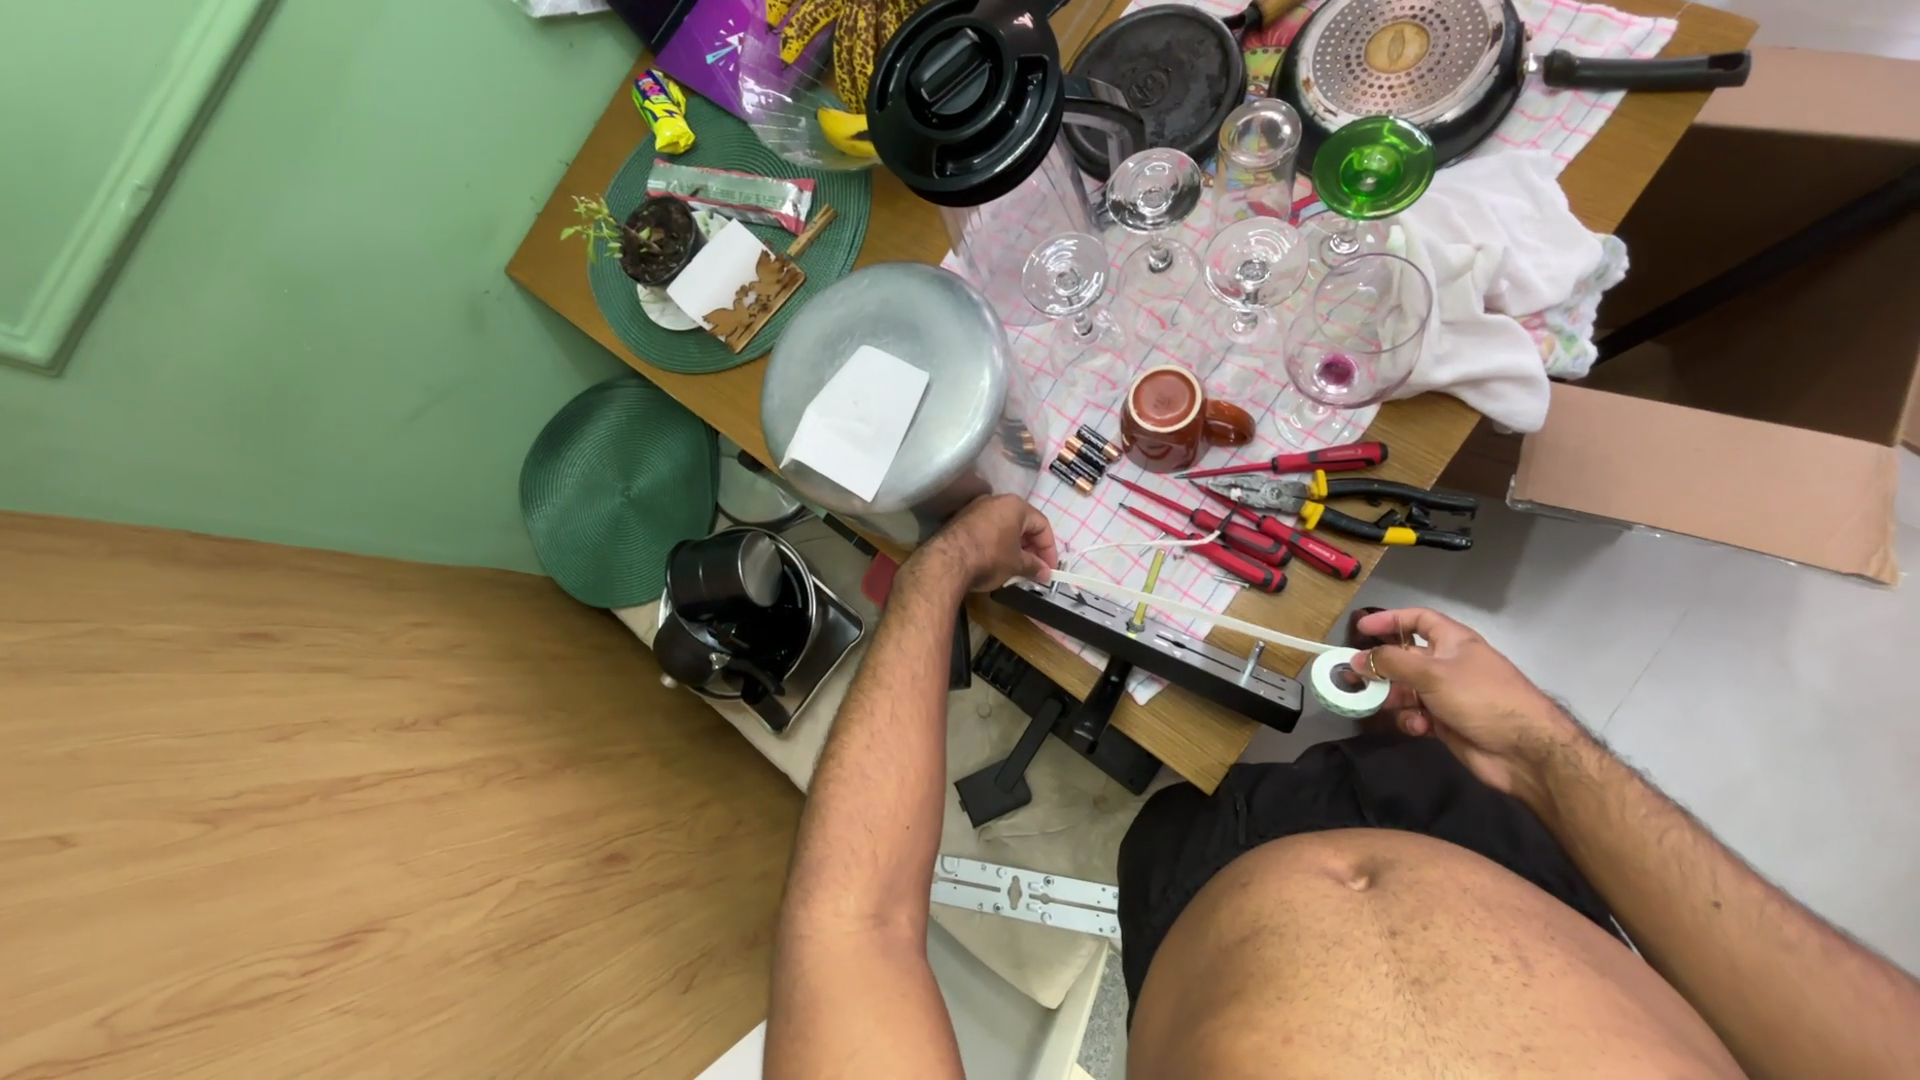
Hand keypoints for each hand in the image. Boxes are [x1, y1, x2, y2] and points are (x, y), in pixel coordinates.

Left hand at [914, 495, 1058, 592]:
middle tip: (1034, 569)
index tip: (1049, 569)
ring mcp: (975, 509)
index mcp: (1015, 505)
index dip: (1049, 549)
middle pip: (1022, 523)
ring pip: (1003, 526)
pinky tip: (996, 562)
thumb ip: (1034, 566)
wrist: (946, 562)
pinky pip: (986, 530)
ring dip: (1014, 546)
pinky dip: (996, 544)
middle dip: (1031, 548)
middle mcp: (995, 500)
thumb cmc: (989, 558)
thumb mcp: (1016, 564)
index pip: (1042, 524)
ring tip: (1016, 568)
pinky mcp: (960, 520)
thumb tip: (1045, 573)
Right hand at [1355, 608, 1586, 804]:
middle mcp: (1448, 665)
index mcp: (1453, 642)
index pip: (1419, 620)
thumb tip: (1357, 659)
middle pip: (1404, 658)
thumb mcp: (1432, 673)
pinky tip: (1418, 728)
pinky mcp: (1445, 721)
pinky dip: (1411, 720)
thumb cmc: (1481, 698)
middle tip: (1354, 677)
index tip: (1361, 630)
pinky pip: (1415, 714)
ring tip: (1381, 706)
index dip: (1391, 620)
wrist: (1525, 751)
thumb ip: (1391, 663)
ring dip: (1392, 698)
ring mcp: (1447, 694)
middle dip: (1381, 668)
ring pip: (1405, 689)